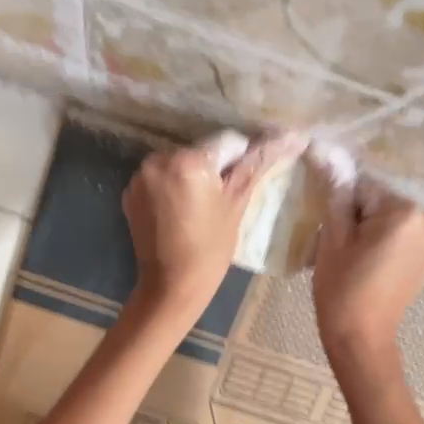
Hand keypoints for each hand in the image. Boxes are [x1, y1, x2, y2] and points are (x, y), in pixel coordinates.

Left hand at [123, 131, 304, 322]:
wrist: (171, 287)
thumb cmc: (210, 249)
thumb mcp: (237, 204)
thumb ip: (258, 163)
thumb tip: (295, 136)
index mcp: (189, 161)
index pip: (225, 143)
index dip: (237, 161)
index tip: (236, 186)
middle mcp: (158, 160)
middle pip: (197, 152)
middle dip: (209, 169)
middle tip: (216, 202)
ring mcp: (139, 178)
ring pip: (176, 165)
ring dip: (188, 178)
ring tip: (196, 210)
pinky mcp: (128, 194)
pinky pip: (157, 181)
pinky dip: (167, 190)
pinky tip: (176, 214)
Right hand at [310, 176, 423, 357]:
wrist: (361, 339)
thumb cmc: (341, 291)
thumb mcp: (332, 241)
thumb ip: (336, 198)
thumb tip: (328, 160)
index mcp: (406, 210)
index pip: (367, 186)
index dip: (344, 203)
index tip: (331, 224)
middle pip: (386, 200)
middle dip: (363, 213)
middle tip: (342, 242)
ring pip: (397, 218)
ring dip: (376, 227)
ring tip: (355, 254)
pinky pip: (407, 236)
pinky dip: (389, 241)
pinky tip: (371, 262)